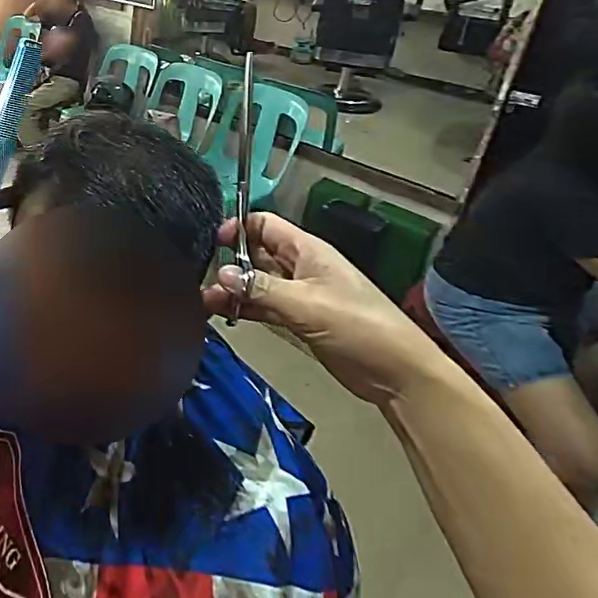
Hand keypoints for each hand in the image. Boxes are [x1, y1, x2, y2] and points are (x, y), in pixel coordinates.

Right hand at [203, 214, 443, 405]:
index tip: (213, 243)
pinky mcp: (300, 320)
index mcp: (307, 250)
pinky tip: (224, 314)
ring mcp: (299, 294)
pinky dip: (247, 308)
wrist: (396, 373)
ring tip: (204, 301)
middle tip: (200, 276)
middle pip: (257, 253)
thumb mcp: (307, 304)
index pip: (264, 224)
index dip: (238, 228)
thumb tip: (220, 273)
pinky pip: (266, 307)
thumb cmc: (357, 326)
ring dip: (234, 289)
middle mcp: (300, 267)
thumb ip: (262, 288)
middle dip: (230, 262)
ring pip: (259, 283)